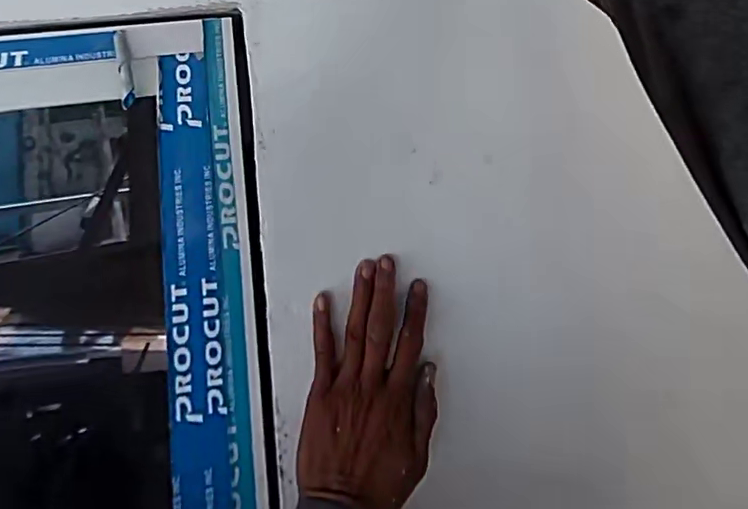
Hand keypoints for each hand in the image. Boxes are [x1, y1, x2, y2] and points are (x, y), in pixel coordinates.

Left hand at [298, 256, 437, 508]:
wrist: (341, 505)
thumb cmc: (378, 483)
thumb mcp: (416, 454)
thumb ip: (423, 410)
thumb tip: (427, 371)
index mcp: (396, 398)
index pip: (409, 343)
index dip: (414, 311)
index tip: (417, 287)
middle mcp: (371, 385)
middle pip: (381, 328)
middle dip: (386, 292)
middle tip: (387, 264)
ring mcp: (344, 385)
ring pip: (355, 332)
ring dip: (360, 298)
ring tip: (364, 270)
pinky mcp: (320, 392)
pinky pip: (322, 352)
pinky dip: (322, 325)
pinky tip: (323, 300)